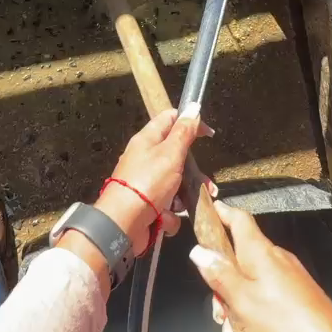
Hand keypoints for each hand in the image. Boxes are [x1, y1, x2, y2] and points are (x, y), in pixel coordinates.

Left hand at [97, 108, 198, 255]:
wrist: (123, 223)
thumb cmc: (147, 183)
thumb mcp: (170, 153)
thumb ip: (183, 133)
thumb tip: (193, 108)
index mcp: (147, 140)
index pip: (169, 119)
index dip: (189, 122)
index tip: (207, 134)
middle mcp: (145, 158)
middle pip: (177, 157)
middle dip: (193, 174)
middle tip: (208, 185)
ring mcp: (146, 182)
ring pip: (175, 185)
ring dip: (184, 198)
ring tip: (185, 206)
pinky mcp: (147, 204)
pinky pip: (167, 206)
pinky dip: (169, 214)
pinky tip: (165, 218)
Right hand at [188, 200, 331, 331]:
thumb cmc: (282, 322)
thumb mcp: (241, 300)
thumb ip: (219, 274)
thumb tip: (199, 250)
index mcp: (259, 252)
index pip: (238, 219)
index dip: (220, 212)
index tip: (205, 213)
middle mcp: (274, 260)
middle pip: (237, 265)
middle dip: (223, 296)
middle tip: (221, 320)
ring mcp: (287, 280)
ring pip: (249, 293)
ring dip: (237, 322)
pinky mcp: (296, 300)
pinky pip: (265, 308)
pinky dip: (253, 330)